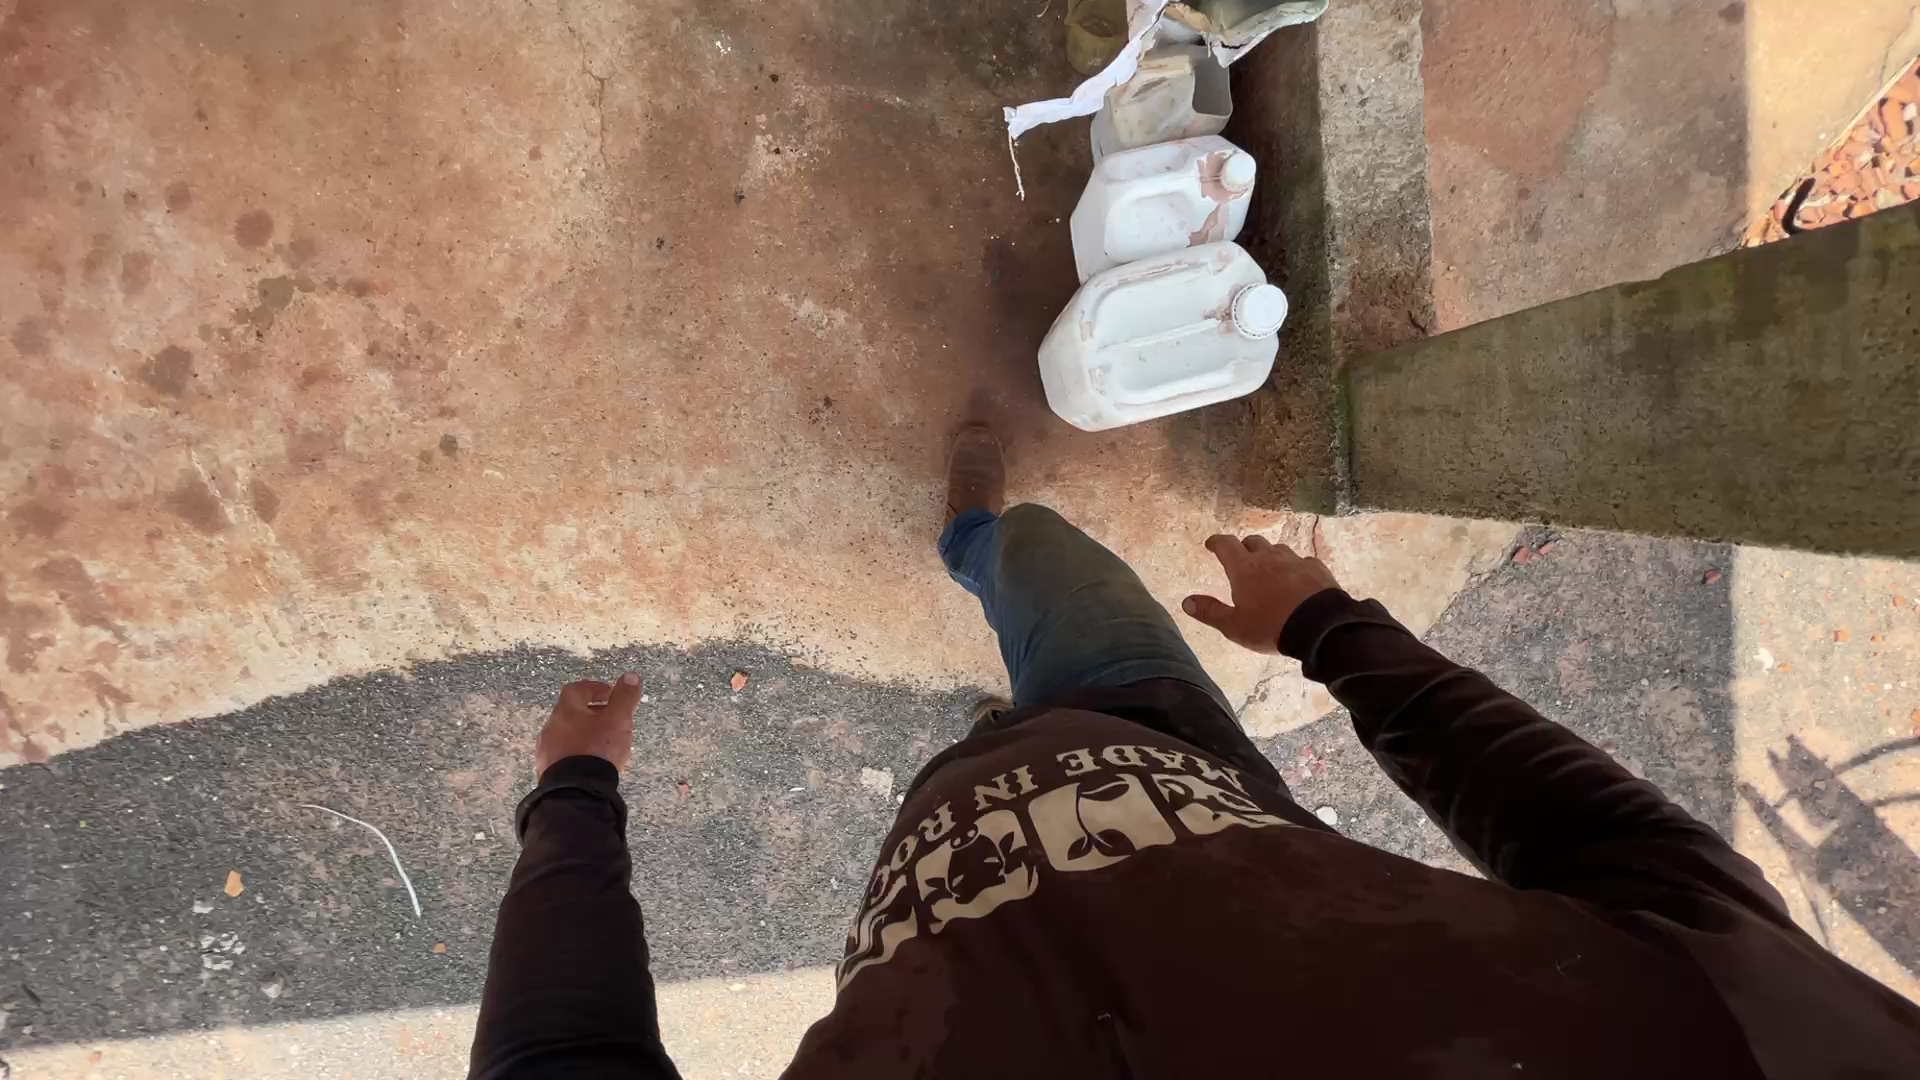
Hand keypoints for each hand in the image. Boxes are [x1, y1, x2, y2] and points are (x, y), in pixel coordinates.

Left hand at [536, 673, 641, 777]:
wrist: (576, 791)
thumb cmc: (598, 748)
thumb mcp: (618, 719)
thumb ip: (625, 697)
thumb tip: (631, 676)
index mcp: (566, 711)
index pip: (576, 689)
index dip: (595, 687)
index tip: (611, 694)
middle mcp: (551, 727)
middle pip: (571, 712)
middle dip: (592, 711)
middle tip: (612, 718)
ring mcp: (547, 750)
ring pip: (567, 733)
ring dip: (585, 732)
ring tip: (605, 741)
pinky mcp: (548, 770)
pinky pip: (564, 752)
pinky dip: (579, 750)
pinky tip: (592, 760)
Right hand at [1183, 535, 1340, 653]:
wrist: (1321, 628)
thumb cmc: (1270, 626)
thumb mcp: (1234, 626)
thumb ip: (1210, 612)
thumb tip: (1185, 602)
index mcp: (1244, 569)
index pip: (1225, 545)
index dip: (1216, 542)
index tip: (1211, 544)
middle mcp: (1268, 558)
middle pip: (1253, 541)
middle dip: (1244, 547)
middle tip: (1241, 559)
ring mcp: (1295, 560)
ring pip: (1278, 549)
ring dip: (1270, 555)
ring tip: (1269, 569)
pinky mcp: (1317, 568)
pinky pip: (1303, 561)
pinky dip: (1295, 567)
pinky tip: (1297, 579)